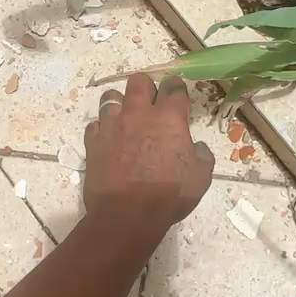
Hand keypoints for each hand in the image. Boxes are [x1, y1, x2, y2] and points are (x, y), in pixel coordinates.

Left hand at [82, 74, 213, 240]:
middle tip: (151, 104)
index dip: (177, 88)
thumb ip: (202, 156)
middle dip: (146, 87)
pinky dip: (102, 129)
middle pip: (139, 81)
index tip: (178, 96)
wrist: (127, 214)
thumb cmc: (169, 195)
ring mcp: (112, 126)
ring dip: (120, 104)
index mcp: (169, 118)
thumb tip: (198, 147)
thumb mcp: (201, 178)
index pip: (174, 87)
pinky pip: (95, 124)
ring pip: (111, 97)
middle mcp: (138, 114)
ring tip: (126, 120)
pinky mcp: (93, 142)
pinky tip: (109, 140)